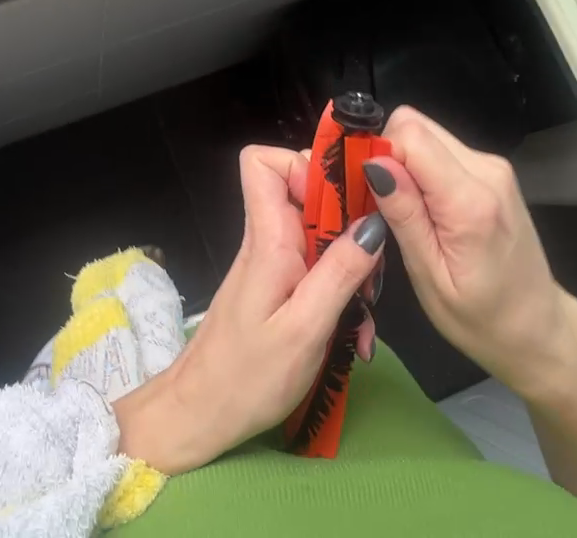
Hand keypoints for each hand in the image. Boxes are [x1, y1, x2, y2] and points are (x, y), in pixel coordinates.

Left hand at [115, 144, 383, 473]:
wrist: (202, 415)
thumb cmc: (248, 377)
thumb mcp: (305, 328)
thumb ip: (340, 272)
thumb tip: (374, 222)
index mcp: (266, 239)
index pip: (262, 161)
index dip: (303, 164)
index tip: (342, 199)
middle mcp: (267, 240)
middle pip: (306, 194)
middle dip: (348, 223)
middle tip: (371, 268)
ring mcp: (272, 263)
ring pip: (319, 234)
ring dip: (350, 265)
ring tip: (365, 309)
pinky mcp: (279, 286)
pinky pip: (315, 268)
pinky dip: (339, 290)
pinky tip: (352, 330)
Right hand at [365, 107, 576, 405]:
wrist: (538, 329)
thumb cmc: (480, 318)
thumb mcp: (430, 277)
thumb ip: (404, 214)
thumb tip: (373, 162)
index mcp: (470, 200)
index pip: (410, 134)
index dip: (377, 152)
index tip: (363, 188)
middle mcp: (486, 169)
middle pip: (416, 125)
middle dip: (386, 154)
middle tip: (379, 203)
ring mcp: (493, 167)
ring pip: (426, 134)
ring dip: (403, 162)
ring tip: (401, 211)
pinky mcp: (493, 171)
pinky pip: (441, 149)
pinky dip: (421, 169)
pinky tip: (423, 208)